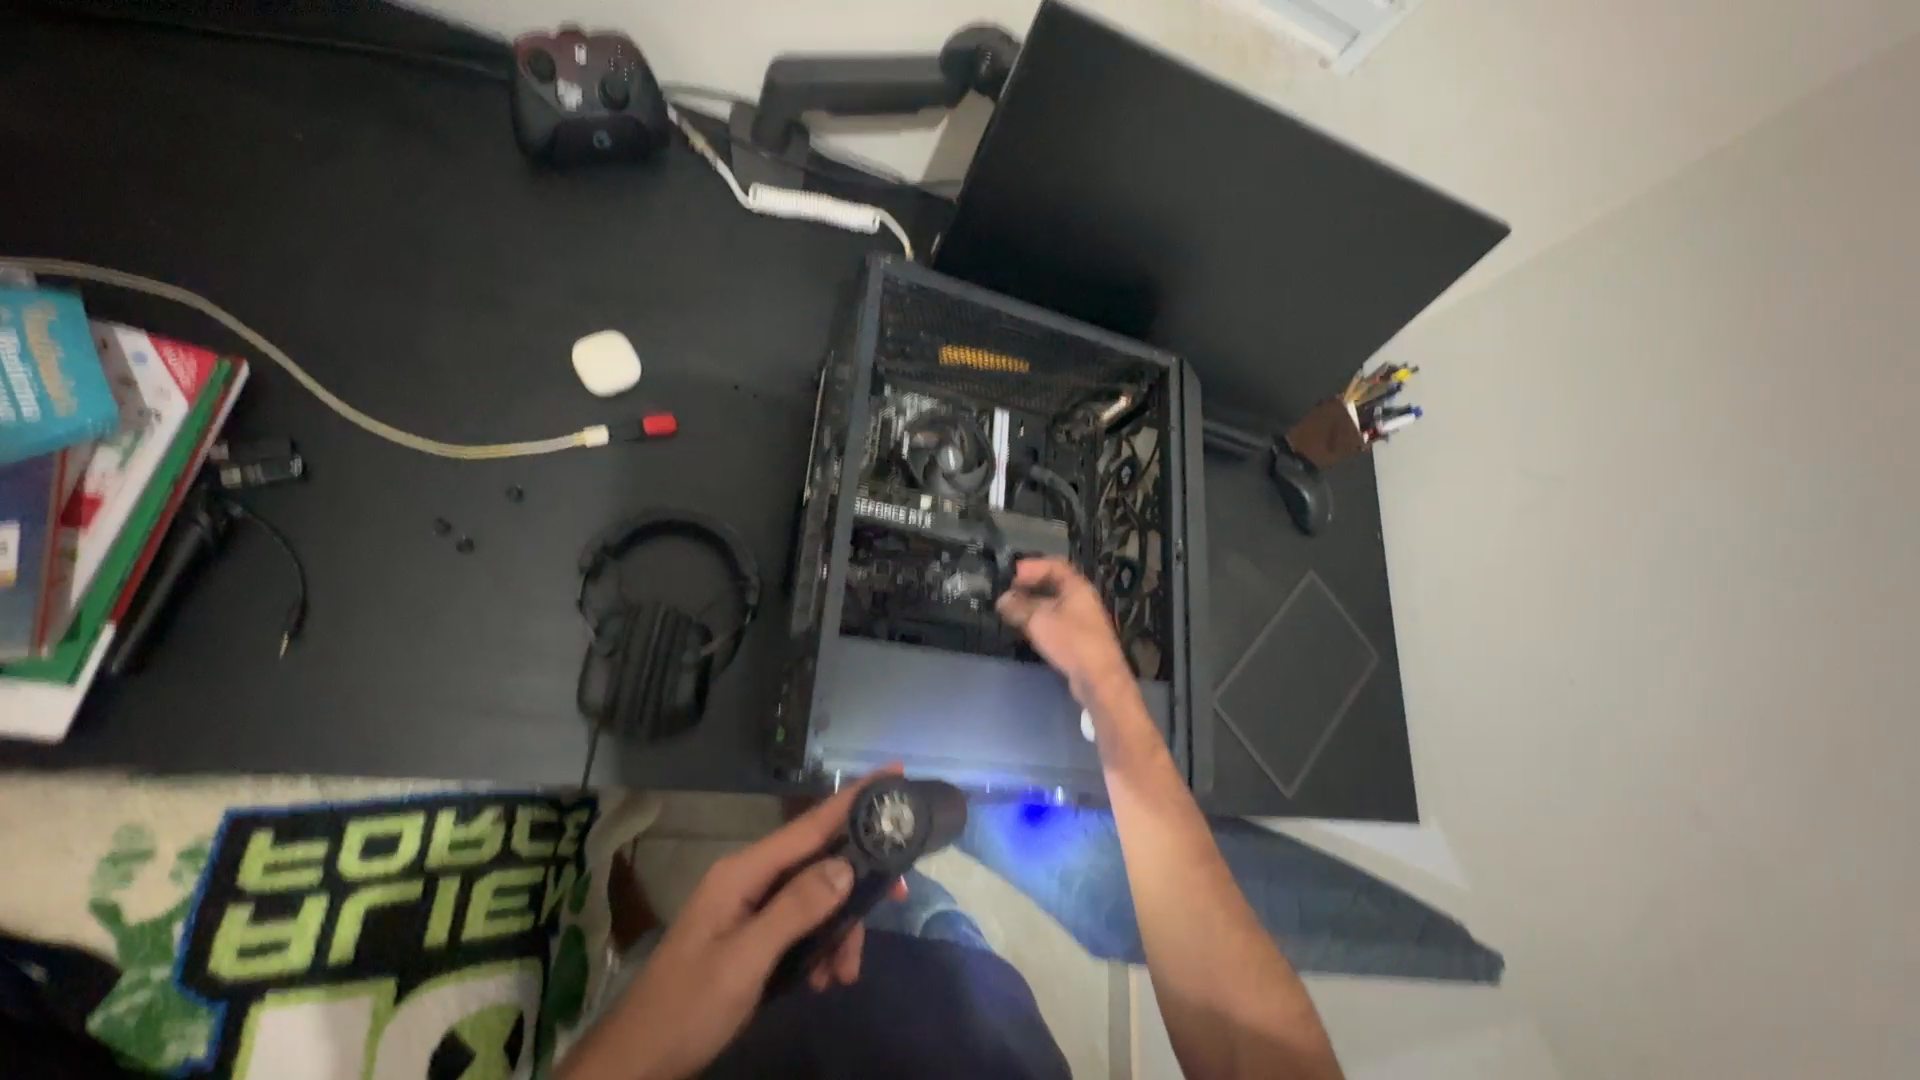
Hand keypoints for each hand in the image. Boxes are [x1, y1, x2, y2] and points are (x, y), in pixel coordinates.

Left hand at [561, 769, 901, 1079]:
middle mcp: (751, 879)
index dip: (854, 797)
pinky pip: (804, 926)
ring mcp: (752, 906)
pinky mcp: (755, 935)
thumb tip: (846, 866)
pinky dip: (822, 949)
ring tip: (844, 973)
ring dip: (840, 932)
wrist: (640, 1061)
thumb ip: (796, 909)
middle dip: (858, 885)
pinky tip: (824, 980)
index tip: (894, 771)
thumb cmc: (688, 1006)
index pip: (810, 824)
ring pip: (818, 899)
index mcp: (745, 872)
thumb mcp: (745, 960)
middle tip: (901, 898)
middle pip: (822, 862)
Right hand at [995, 557, 1132, 704]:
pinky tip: (1025, 629)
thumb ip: (1018, 607)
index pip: (1054, 565)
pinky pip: (1055, 621)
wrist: (1098, 677)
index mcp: (1077, 587)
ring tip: (1011, 610)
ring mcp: (1081, 620)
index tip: (1011, 574)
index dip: (1032, 566)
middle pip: (1054, 584)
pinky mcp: (1078, 639)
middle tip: (1008, 592)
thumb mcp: (1039, 620)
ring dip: (1032, 605)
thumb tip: (1002, 599)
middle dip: (1030, 586)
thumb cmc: (1071, 641)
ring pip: (1053, 605)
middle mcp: (1082, 599)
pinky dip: (1039, 620)